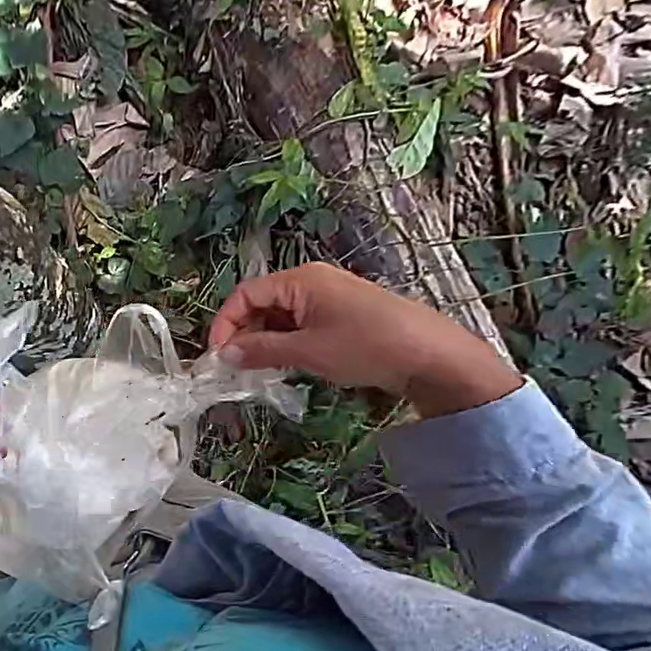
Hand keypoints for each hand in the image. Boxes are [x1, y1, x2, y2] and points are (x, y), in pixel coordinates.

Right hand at [208, 262, 521, 417]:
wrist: (433, 357)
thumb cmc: (365, 346)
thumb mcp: (306, 351)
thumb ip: (259, 350)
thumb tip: (223, 354)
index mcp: (300, 280)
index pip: (244, 294)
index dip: (225, 323)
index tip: (217, 355)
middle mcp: (311, 281)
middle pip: (259, 303)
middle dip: (243, 334)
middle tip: (236, 367)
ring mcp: (327, 297)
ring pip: (278, 316)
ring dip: (263, 341)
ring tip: (259, 369)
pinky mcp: (340, 314)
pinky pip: (299, 324)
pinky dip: (285, 342)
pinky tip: (287, 364)